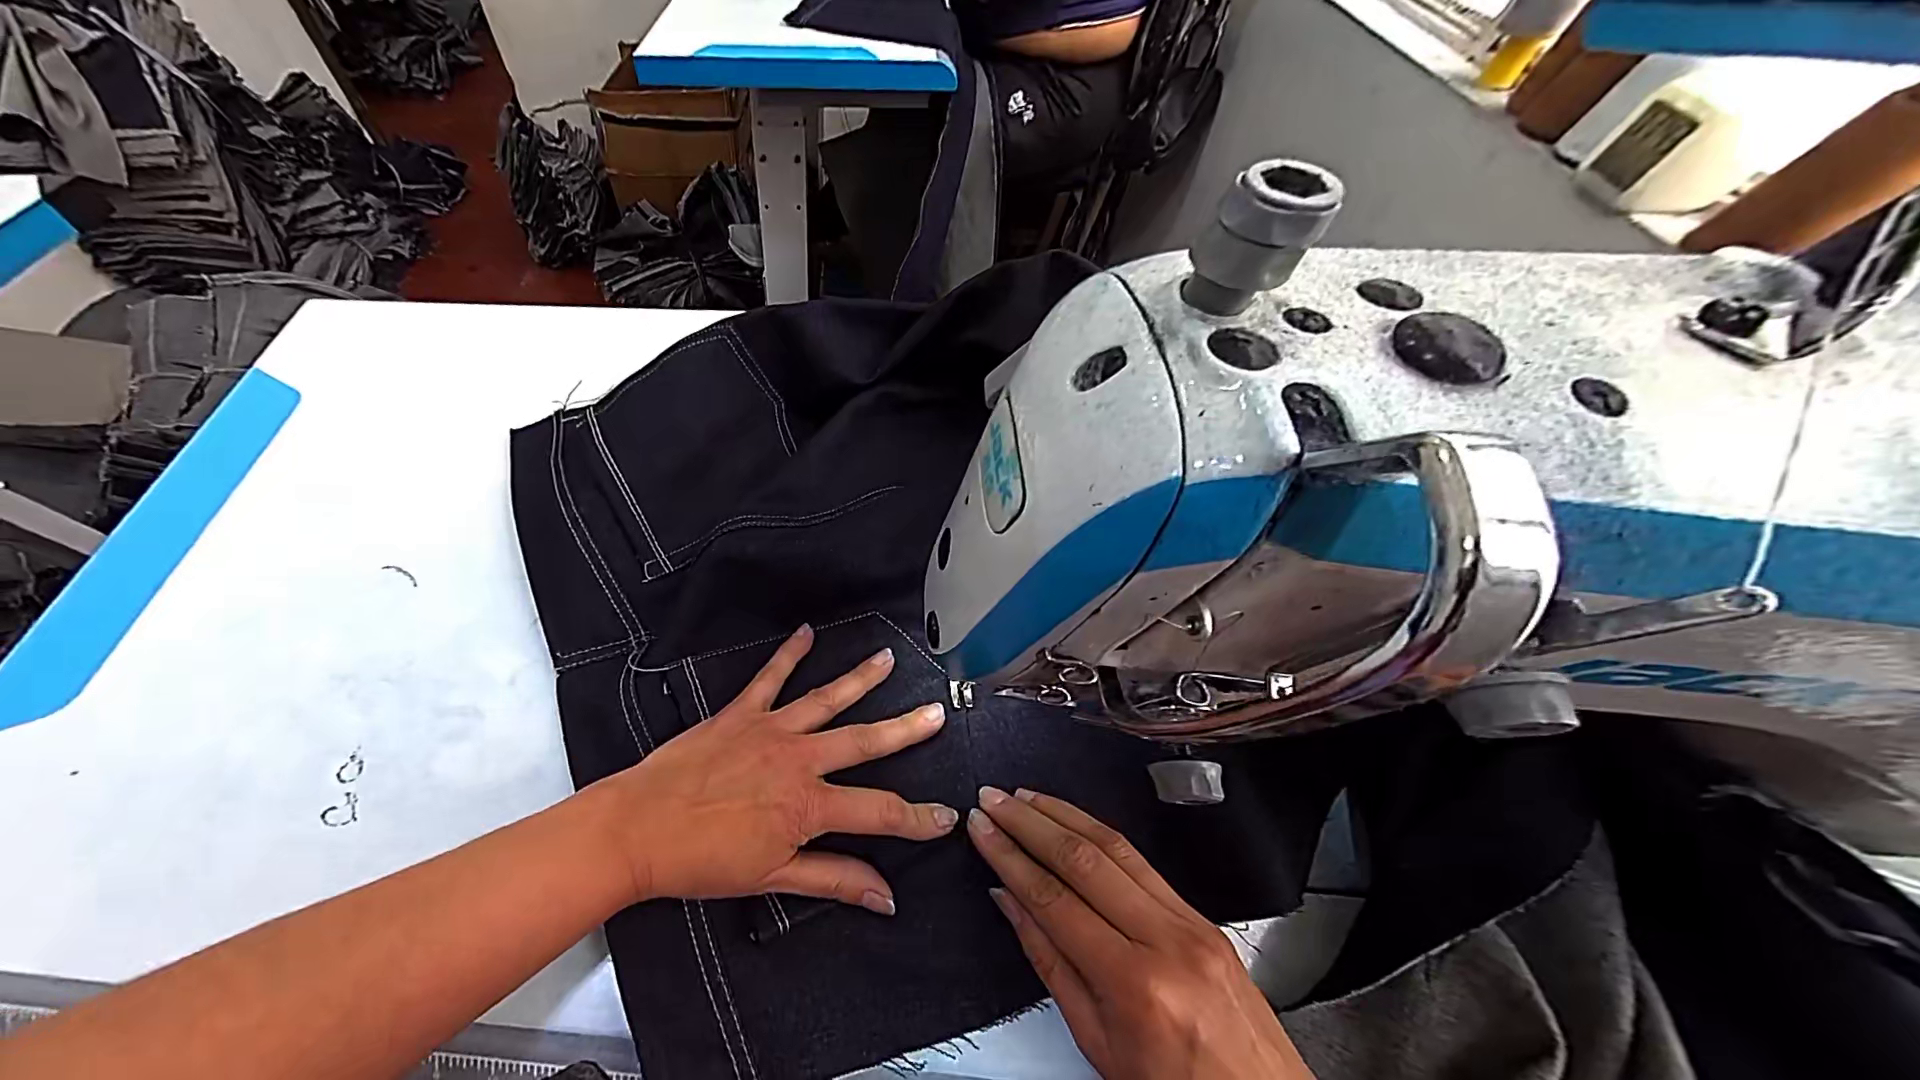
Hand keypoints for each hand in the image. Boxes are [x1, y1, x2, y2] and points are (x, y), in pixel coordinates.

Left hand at [585, 625, 957, 913]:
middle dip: (907, 729)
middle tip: (937, 712)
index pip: (879, 812)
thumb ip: (833, 880)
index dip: (918, 819)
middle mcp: (799, 760)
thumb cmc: (698, 861)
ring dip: (861, 678)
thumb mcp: (771, 879)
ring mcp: (772, 730)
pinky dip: (789, 653)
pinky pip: (769, 677)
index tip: (945, 818)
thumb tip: (883, 897)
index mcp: (809, 805)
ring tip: (888, 659)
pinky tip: (806, 632)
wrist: (634, 830)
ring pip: (828, 699)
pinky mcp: (741, 714)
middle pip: (866, 741)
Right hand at [968, 788, 1314, 1079]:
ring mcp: (1190, 922)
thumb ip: (1049, 963)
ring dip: (1063, 814)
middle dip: (1029, 822)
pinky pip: (1143, 860)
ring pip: (1115, 846)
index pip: (1054, 900)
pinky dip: (1100, 832)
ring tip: (1025, 797)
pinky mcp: (1202, 915)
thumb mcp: (1097, 1042)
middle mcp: (1167, 941)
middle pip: (1083, 859)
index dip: (1010, 858)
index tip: (984, 832)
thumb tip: (1011, 902)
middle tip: (994, 799)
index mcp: (1135, 985)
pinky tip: (1074, 819)